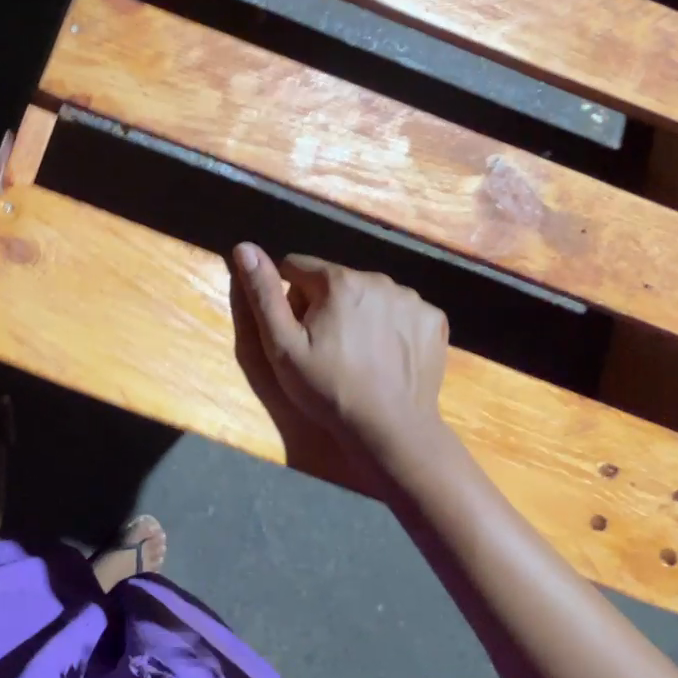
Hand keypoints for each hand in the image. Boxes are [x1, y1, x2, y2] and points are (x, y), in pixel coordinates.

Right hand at [232, 243, 449, 460]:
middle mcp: (378, 278)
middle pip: (334, 280)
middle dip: (324, 304)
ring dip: (358, 312)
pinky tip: (386, 354)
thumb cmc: (327, 388)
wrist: (390, 430)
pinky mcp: (433, 319)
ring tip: (358, 353)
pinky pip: (399, 309)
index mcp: (338, 281)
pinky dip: (390, 324)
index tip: (298, 332)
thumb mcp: (282, 345)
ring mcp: (412, 298)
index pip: (297, 267)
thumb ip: (263, 293)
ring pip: (368, 293)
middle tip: (326, 347)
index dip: (290, 299)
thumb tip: (244, 247)